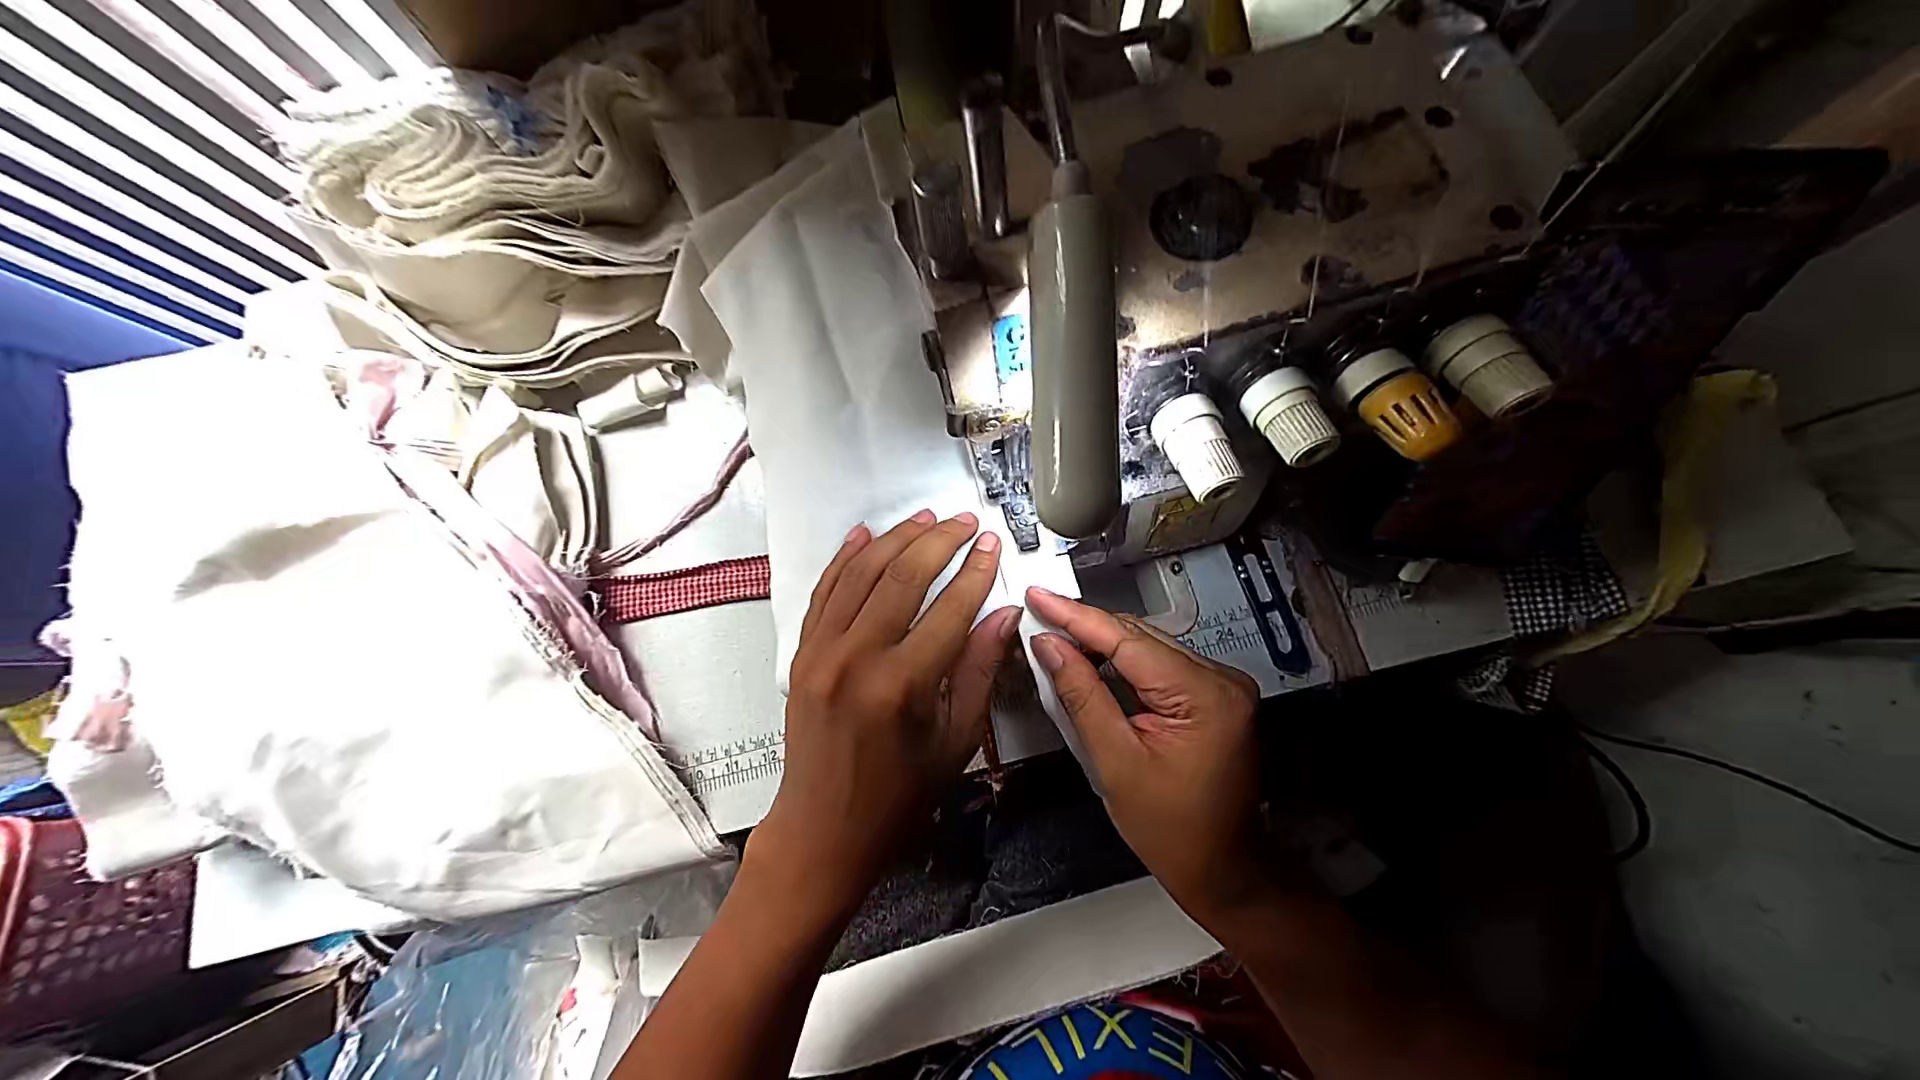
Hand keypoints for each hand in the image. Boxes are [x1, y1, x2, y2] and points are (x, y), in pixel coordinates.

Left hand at [747, 510, 1021, 916]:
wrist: (823, 829)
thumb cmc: (898, 797)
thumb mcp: (954, 741)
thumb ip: (979, 671)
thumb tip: (1004, 615)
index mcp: (901, 687)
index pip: (949, 610)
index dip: (976, 573)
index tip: (992, 547)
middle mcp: (856, 659)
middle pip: (902, 577)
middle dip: (939, 542)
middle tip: (965, 523)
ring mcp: (822, 653)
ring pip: (861, 574)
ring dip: (895, 539)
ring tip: (925, 519)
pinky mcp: (802, 655)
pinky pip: (824, 593)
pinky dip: (844, 559)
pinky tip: (863, 535)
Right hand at [1026, 587, 1269, 919]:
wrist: (1222, 868)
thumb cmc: (1175, 831)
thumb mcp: (1115, 762)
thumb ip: (1081, 695)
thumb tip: (1051, 647)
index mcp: (1205, 695)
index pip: (1127, 639)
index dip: (1076, 616)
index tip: (1041, 598)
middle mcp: (1221, 680)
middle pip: (1137, 637)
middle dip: (1084, 630)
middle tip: (1038, 619)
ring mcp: (1221, 685)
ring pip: (1145, 647)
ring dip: (1100, 646)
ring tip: (1056, 644)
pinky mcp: (1212, 694)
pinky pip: (1157, 665)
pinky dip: (1120, 664)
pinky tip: (1090, 665)